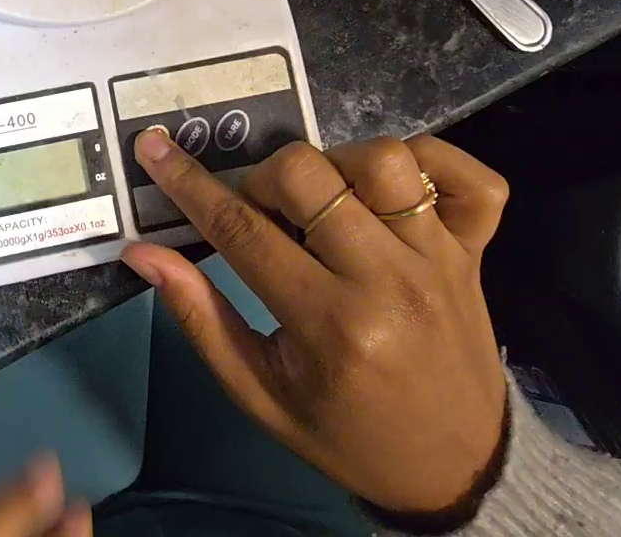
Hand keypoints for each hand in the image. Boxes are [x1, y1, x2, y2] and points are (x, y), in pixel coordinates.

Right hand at [122, 131, 509, 517]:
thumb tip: (141, 253)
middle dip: (263, 180)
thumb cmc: (345, 433)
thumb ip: (200, 317)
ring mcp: (442, 259)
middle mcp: (389, 280)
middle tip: (262, 212)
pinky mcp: (479, 251)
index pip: (241, 230)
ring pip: (383, 159)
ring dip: (336, 165)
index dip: (188, 183)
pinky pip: (473, 178)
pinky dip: (431, 161)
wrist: (456, 472)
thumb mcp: (259, 393)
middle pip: (308, 174)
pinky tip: (393, 187)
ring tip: (324, 200)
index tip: (154, 147)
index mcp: (329, 324)